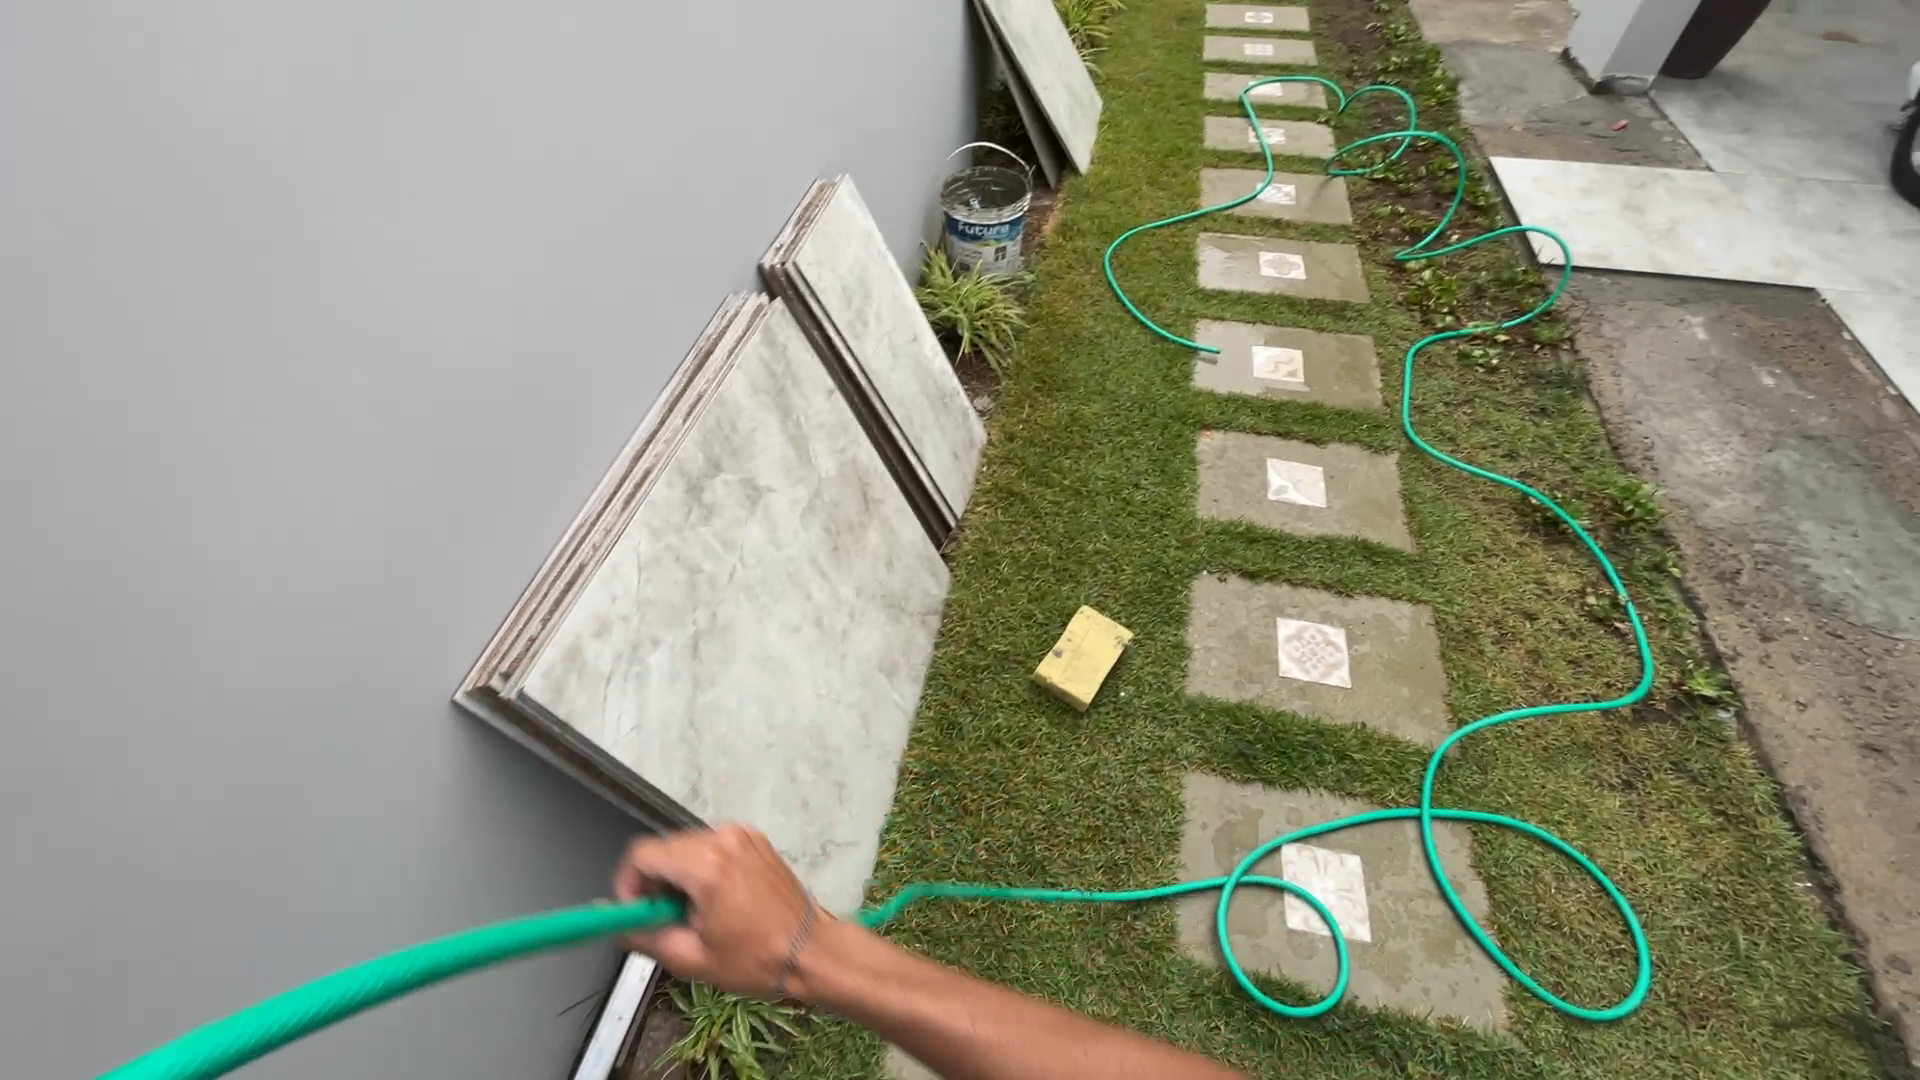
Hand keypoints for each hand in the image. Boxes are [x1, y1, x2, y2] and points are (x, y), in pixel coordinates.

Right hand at [611, 824, 815, 997]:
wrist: (810, 948)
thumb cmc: (754, 958)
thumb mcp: (690, 957)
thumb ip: (643, 935)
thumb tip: (612, 922)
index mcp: (707, 864)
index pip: (642, 854)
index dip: (627, 884)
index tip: (636, 913)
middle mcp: (724, 837)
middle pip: (664, 848)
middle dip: (653, 882)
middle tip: (665, 919)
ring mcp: (743, 833)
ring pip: (686, 845)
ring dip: (677, 875)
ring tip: (693, 913)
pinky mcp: (755, 838)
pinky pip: (712, 845)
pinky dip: (702, 866)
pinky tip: (715, 898)